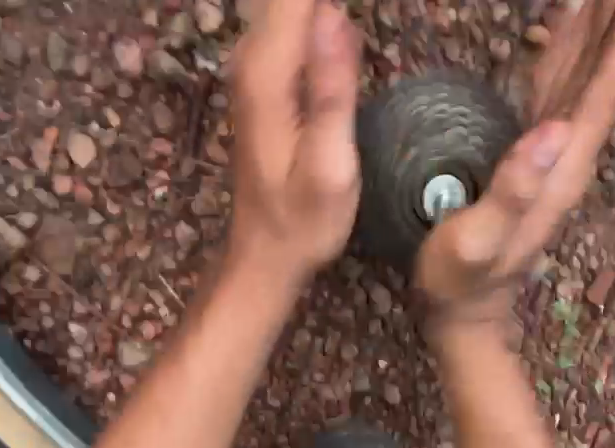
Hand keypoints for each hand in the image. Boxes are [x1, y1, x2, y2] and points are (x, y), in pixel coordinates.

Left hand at [226, 0, 363, 286]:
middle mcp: (252, 60)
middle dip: (328, 9)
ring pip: (291, 11)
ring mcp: (254, 70)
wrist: (266, 255)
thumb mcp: (329, 166)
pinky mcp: (264, 84)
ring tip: (356, 49)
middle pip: (292, 0)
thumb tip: (335, 14)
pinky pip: (291, 31)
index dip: (330, 4)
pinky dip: (317, 29)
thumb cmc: (302, 223)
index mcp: (267, 74)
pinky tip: (341, 47)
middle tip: (362, 48)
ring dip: (323, 16)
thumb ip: (331, 90)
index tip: (360, 29)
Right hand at [413, 0, 614, 338]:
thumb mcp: (480, 240)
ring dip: (595, 29)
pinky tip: (563, 26)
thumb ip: (516, 189)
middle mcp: (566, 158)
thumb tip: (556, 131)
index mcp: (562, 172)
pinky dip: (563, 53)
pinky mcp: (528, 157)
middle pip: (600, 77)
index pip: (601, 94)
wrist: (462, 312)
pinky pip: (554, 93)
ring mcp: (549, 157)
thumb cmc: (462, 281)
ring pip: (580, 79)